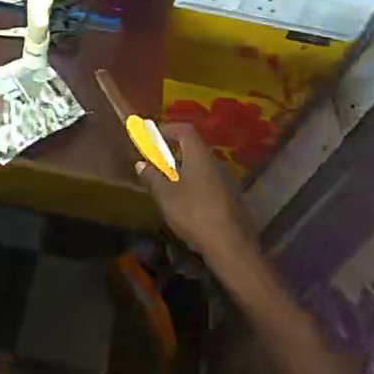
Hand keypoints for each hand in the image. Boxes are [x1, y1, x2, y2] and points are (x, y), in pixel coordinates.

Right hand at [136, 124, 252, 261]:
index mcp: (199, 155)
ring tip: (168, 186)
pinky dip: (195, 186)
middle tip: (157, 163)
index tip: (152, 136)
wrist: (230, 245)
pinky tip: (187, 204)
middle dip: (173, 152)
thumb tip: (142, 164)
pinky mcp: (232, 198)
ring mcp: (226, 180)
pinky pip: (209, 183)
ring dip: (184, 171)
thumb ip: (152, 177)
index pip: (185, 130)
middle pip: (193, 148)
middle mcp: (215, 163)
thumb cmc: (193, 213)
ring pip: (201, 167)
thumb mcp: (165, 195)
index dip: (168, 129)